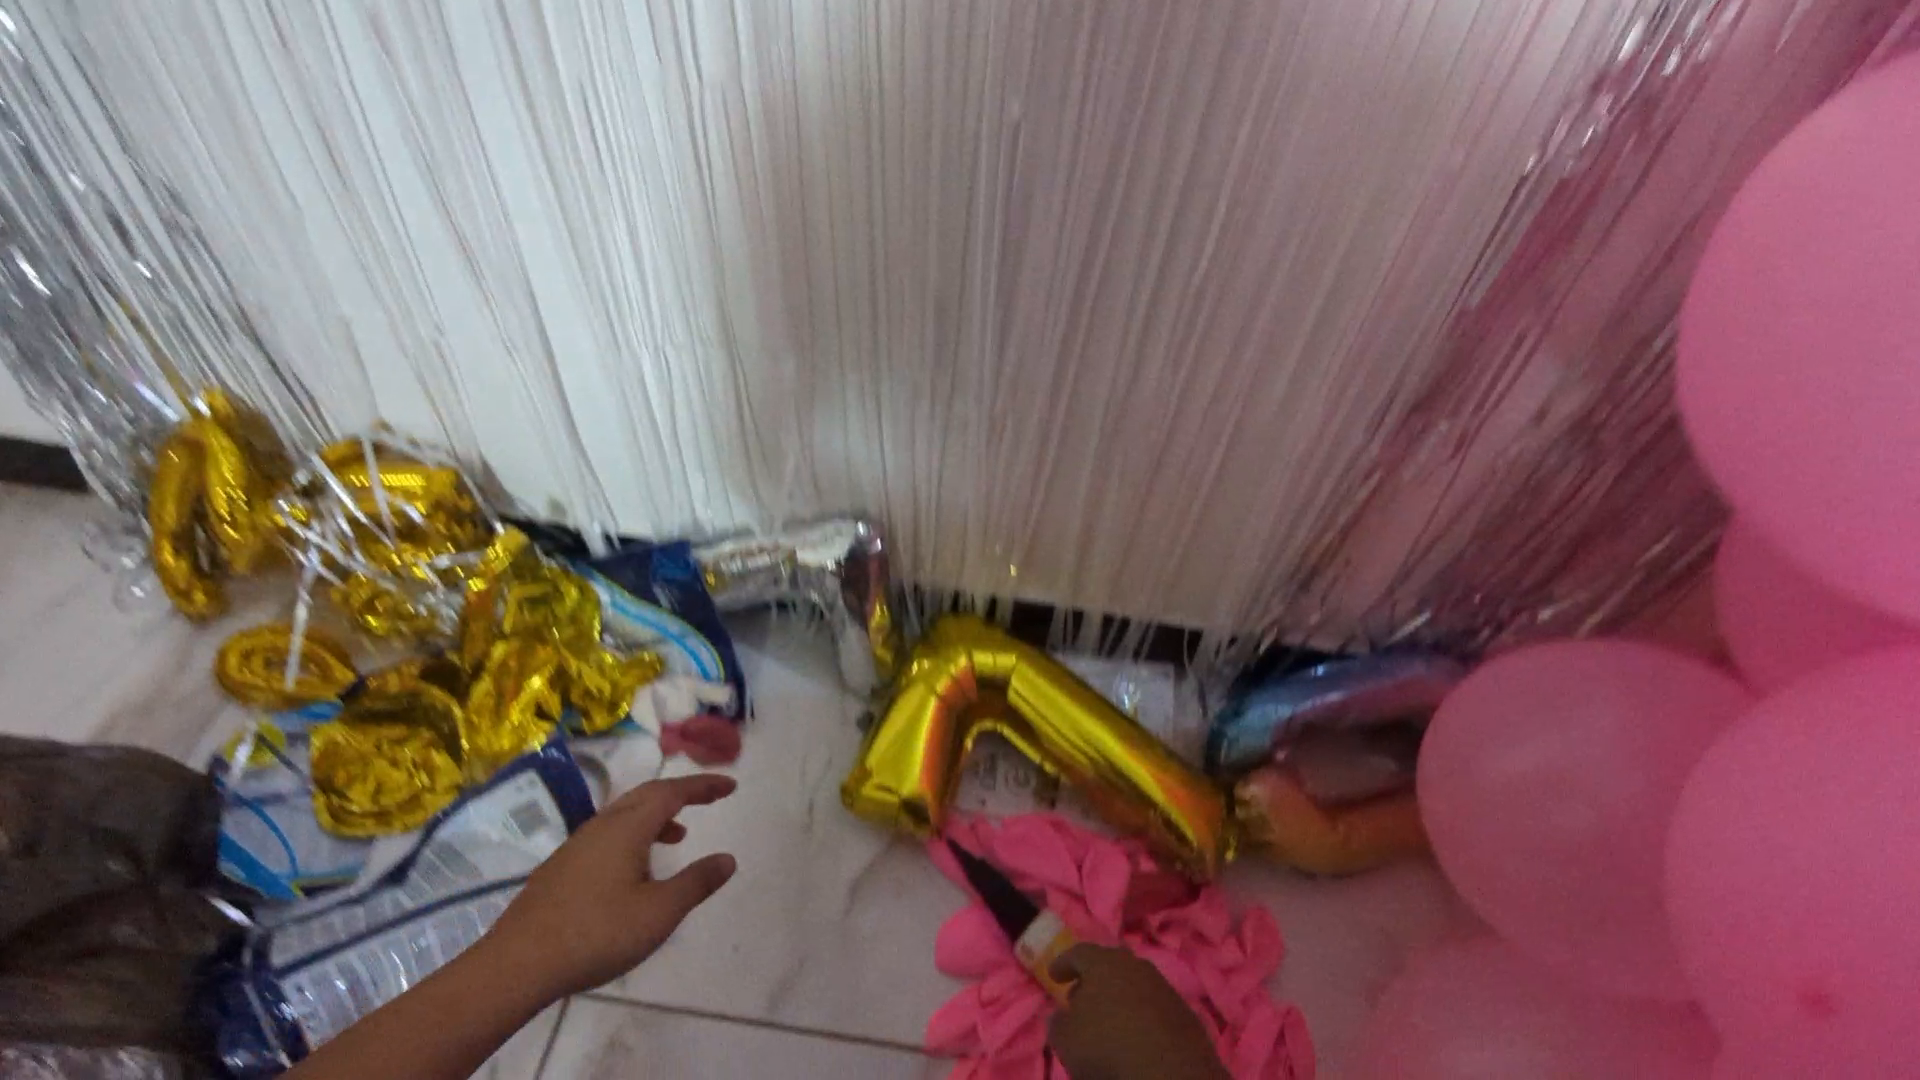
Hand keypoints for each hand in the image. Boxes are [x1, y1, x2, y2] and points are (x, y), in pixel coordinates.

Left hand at [480, 773, 738, 1000]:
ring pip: (625, 815)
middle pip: (647, 795)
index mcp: (627, 827)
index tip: (730, 786)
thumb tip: (728, 859)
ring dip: (657, 816)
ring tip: (678, 835)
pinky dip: (634, 835)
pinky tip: (635, 868)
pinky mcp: (561, 868)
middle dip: (681, 793)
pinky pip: (608, 834)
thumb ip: (696, 882)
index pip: (673, 792)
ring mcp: (577, 845)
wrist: (517, 965)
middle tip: (709, 799)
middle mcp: (602, 826)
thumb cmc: (596, 933)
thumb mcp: (659, 913)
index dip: (704, 786)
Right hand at [1047, 945, 1229, 1079]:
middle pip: (1110, 964)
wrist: (1172, 1073)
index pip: (1079, 952)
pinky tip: (1136, 1037)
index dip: (1064, 963)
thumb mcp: (1066, 1040)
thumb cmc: (1108, 1047)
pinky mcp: (1184, 1013)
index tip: (1054, 975)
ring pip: (1134, 984)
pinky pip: (1154, 1007)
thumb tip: (1061, 1015)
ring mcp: (1163, 988)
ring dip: (1119, 998)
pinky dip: (1142, 1016)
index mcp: (1104, 963)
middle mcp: (1135, 966)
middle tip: (1080, 998)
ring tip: (1109, 1021)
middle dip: (1093, 980)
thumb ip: (1058, 1023)